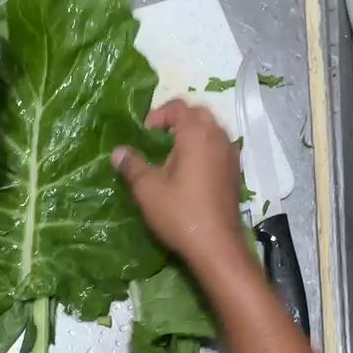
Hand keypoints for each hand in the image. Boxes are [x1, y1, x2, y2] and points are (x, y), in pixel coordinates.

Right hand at [112, 100, 249, 270]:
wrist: (217, 246)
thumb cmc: (180, 213)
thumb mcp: (148, 189)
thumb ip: (132, 165)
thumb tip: (118, 152)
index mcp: (197, 134)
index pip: (178, 107)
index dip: (158, 115)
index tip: (144, 134)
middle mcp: (218, 137)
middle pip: (198, 114)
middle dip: (176, 120)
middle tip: (157, 139)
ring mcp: (231, 155)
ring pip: (211, 130)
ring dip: (191, 134)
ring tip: (172, 154)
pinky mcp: (235, 172)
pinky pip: (218, 148)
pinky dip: (203, 149)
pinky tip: (189, 171)